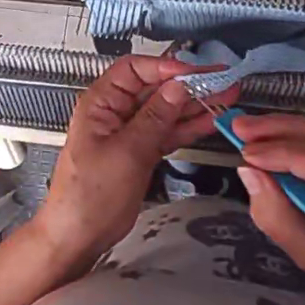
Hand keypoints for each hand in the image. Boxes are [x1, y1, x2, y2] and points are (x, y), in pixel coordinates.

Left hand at [37, 55, 235, 260]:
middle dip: (188, 84)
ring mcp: (130, 133)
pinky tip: (211, 120)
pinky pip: (168, 132)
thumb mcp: (127, 152)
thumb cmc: (87, 197)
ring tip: (225, 96)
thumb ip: (155, 118)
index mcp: (100, 103)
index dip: (166, 67)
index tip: (194, 73)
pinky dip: (189, 127)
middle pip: (155, 88)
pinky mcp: (141, 152)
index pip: (135, 70)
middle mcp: (115, 113)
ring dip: (195, 104)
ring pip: (166, 110)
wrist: (79, 236)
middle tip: (220, 80)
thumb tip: (177, 88)